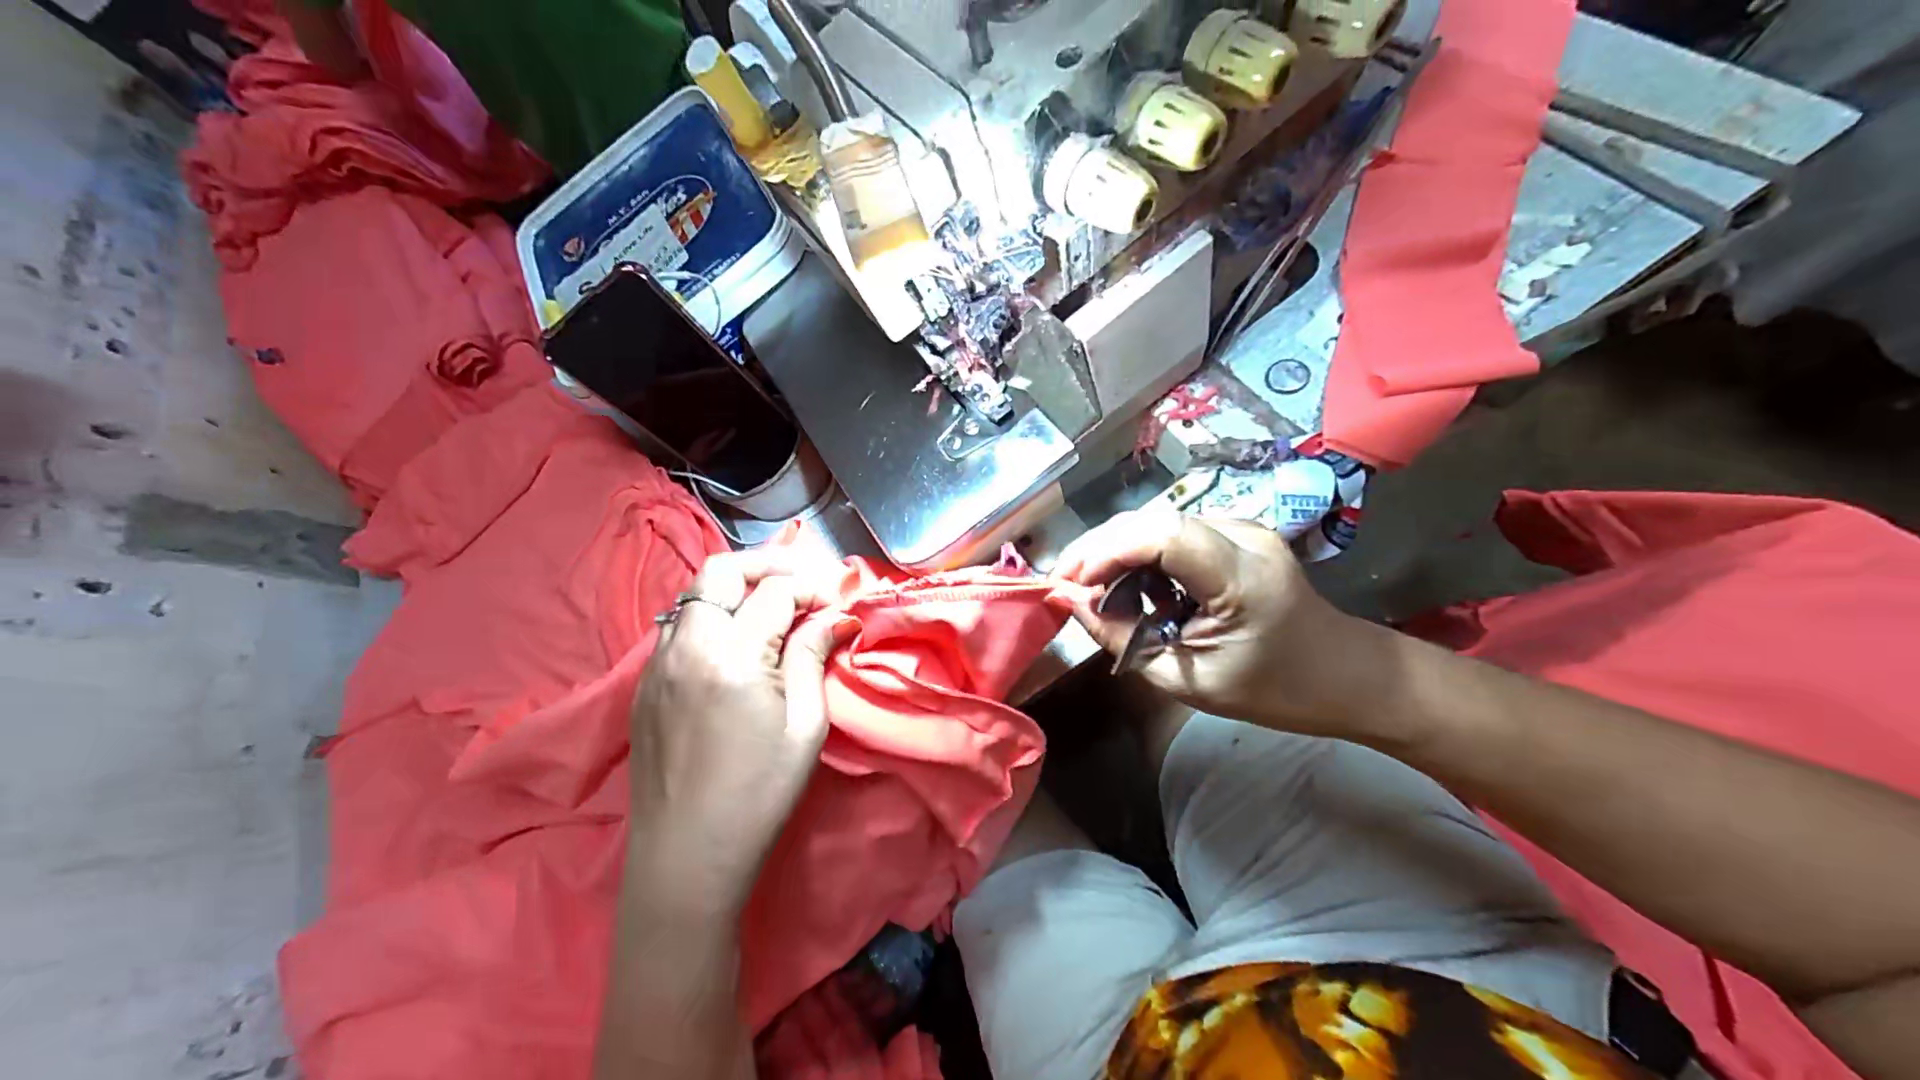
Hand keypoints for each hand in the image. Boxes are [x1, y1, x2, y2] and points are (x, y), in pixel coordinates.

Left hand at [628, 550, 851, 909]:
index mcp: (732, 657)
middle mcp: (687, 647)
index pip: (775, 591)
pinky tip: (733, 642)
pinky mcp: (643, 684)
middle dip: (765, 565)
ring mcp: (656, 664)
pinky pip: (676, 626)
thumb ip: (812, 659)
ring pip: (693, 595)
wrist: (685, 857)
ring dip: (734, 588)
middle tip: (799, 581)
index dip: (811, 589)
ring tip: (769, 608)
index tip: (833, 605)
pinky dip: (709, 615)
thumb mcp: (803, 728)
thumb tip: (835, 617)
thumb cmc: (758, 795)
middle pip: (721, 571)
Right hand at [1051, 507, 1386, 735]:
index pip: (1161, 536)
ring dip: (1115, 549)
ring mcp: (1241, 529)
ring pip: (1157, 522)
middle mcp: (1242, 535)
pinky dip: (1139, 555)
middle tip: (1064, 583)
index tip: (1070, 585)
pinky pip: (1173, 534)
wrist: (1349, 675)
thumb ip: (1124, 639)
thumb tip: (1071, 603)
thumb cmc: (1276, 689)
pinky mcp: (1235, 535)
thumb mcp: (1189, 679)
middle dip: (1098, 547)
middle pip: (1151, 520)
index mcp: (1241, 575)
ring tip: (1086, 587)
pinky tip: (1125, 584)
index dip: (1106, 552)